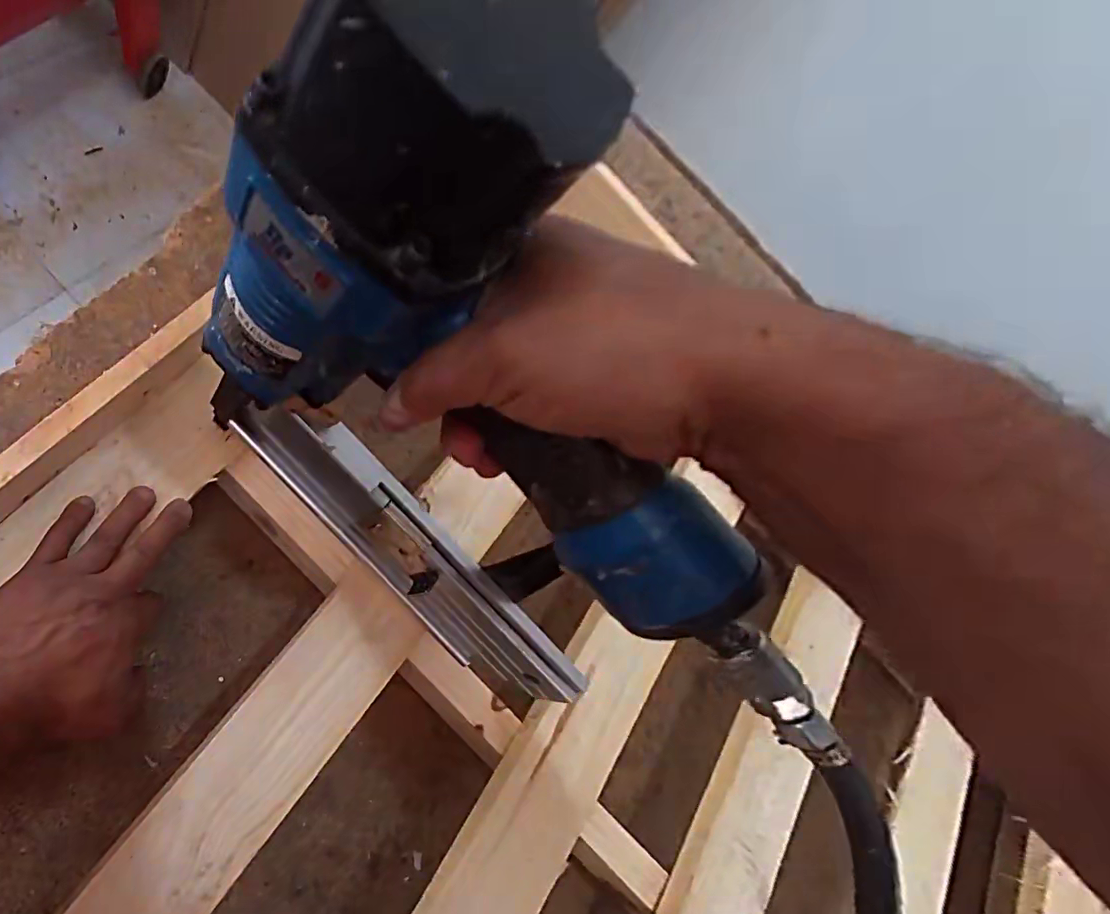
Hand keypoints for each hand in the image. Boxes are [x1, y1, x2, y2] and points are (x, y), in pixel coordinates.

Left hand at [0, 487, 191, 756]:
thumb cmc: (56, 708)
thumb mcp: (113, 713)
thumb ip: (134, 686)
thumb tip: (138, 668)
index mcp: (124, 624)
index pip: (150, 603)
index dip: (154, 604)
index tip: (151, 607)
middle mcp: (102, 593)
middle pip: (141, 554)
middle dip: (164, 529)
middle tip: (180, 506)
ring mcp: (66, 579)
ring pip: (104, 539)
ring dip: (126, 515)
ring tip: (142, 493)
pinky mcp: (32, 576)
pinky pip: (56, 540)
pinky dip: (71, 520)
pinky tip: (84, 503)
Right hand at [377, 217, 810, 468]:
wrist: (726, 387)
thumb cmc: (602, 349)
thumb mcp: (498, 358)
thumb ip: (430, 381)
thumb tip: (384, 411)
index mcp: (516, 255)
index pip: (435, 290)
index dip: (405, 335)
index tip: (390, 378)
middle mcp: (538, 288)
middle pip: (459, 348)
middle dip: (446, 402)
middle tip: (449, 437)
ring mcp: (566, 335)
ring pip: (491, 385)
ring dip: (477, 428)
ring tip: (483, 460)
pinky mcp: (587, 378)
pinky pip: (524, 407)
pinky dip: (510, 436)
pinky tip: (509, 462)